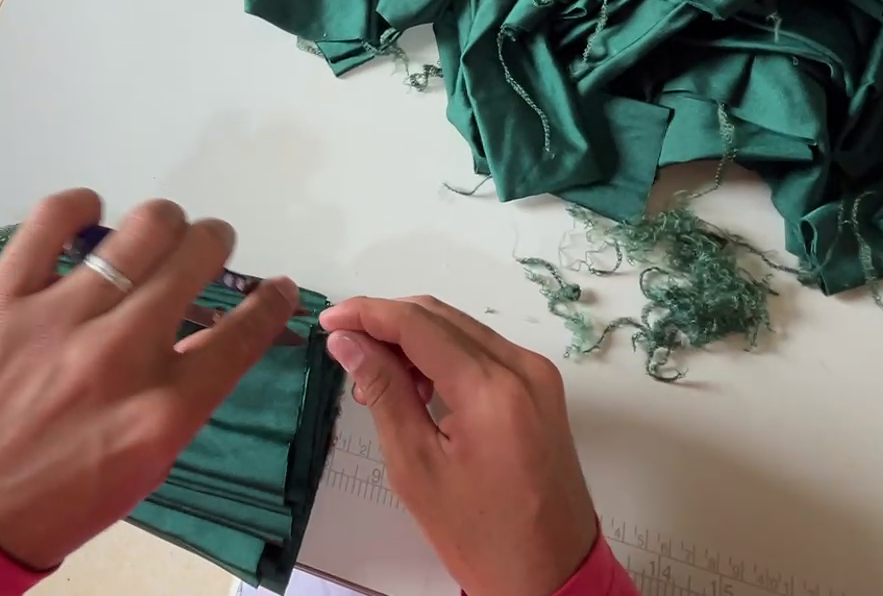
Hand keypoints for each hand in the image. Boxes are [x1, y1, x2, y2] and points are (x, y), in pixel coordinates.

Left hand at [0, 190, 299, 568]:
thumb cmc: (65, 493)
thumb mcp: (148, 460)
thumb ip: (189, 390)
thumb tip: (222, 326)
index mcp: (162, 411)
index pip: (242, 335)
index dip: (271, 303)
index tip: (277, 287)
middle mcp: (119, 355)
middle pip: (195, 257)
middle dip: (214, 242)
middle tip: (205, 247)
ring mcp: (59, 319)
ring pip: (141, 229)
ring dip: (164, 222)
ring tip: (158, 232)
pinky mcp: (6, 297)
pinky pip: (52, 219)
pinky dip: (81, 205)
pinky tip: (91, 214)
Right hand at [318, 296, 597, 595]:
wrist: (554, 576)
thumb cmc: (478, 535)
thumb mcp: (416, 466)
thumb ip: (382, 390)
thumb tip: (346, 340)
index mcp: (491, 391)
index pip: (416, 325)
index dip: (366, 314)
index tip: (328, 321)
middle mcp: (520, 365)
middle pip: (437, 316)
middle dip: (384, 322)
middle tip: (345, 348)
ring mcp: (535, 370)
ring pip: (456, 325)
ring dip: (410, 336)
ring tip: (375, 376)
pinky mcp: (538, 381)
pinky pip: (477, 345)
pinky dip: (439, 351)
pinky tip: (414, 382)